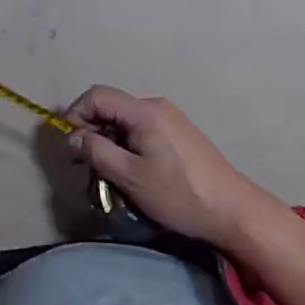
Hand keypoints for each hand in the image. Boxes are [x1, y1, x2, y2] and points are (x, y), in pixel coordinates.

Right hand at [67, 85, 288, 249]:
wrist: (233, 210)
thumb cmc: (179, 194)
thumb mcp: (130, 177)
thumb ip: (96, 153)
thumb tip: (72, 138)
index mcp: (144, 110)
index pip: (96, 95)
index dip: (76, 115)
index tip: (72, 147)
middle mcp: (156, 104)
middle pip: (110, 104)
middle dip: (91, 128)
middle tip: (87, 162)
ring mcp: (169, 116)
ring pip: (124, 116)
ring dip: (108, 137)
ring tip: (108, 168)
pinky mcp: (177, 130)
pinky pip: (140, 125)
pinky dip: (126, 141)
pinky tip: (131, 167)